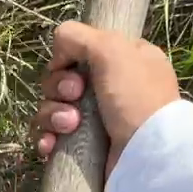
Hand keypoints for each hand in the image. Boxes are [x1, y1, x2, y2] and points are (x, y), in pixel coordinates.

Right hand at [33, 21, 179, 173]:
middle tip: (75, 97)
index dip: (68, 59)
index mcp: (124, 60)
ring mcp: (96, 119)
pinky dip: (46, 138)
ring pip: (51, 107)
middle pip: (60, 80)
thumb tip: (57, 50)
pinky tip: (50, 145)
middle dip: (58, 89)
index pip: (79, 51)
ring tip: (69, 127)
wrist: (146, 155)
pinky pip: (50, 135)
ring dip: (52, 115)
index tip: (73, 69)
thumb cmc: (136, 98)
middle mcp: (110, 87)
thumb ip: (78, 36)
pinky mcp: (83, 146)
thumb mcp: (112, 49)